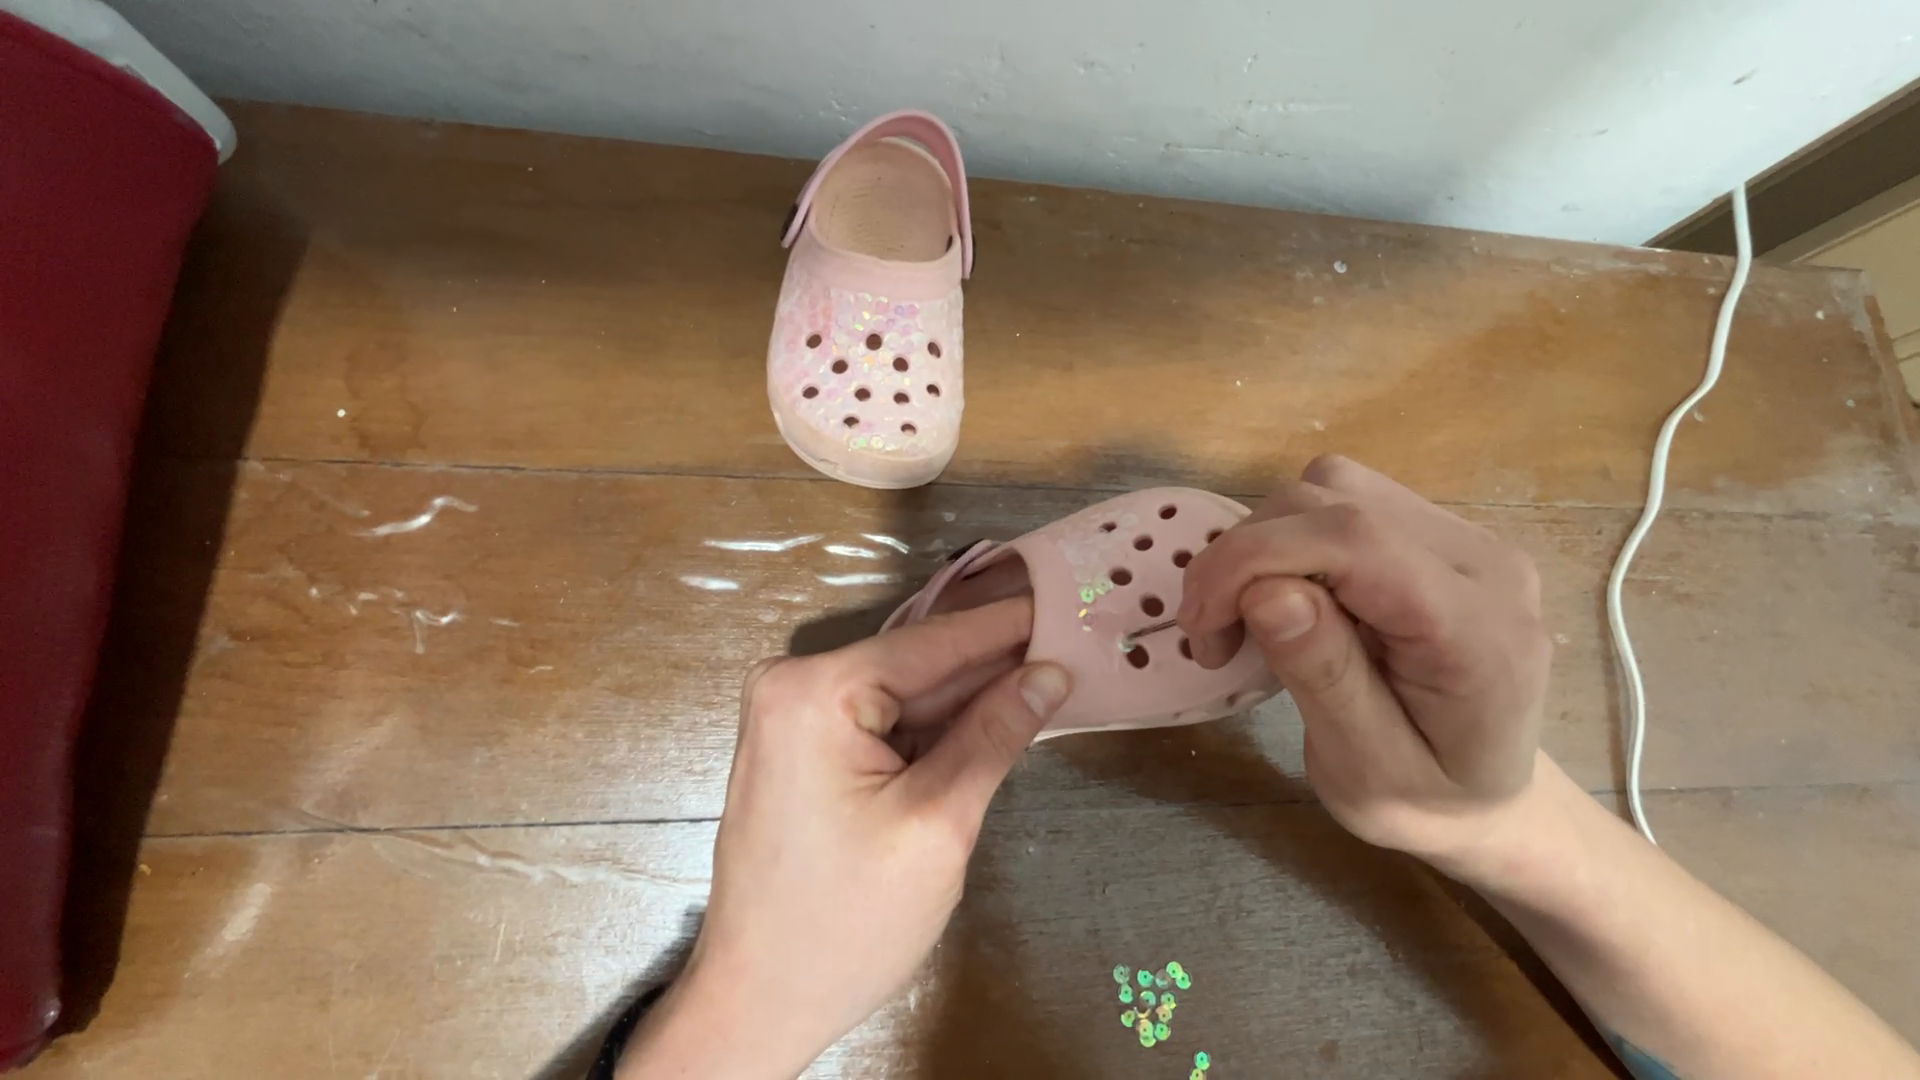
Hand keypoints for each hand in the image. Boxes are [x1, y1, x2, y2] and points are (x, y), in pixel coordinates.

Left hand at [620, 598, 1069, 1078]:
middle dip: (992, 663)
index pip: (933, 642)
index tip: (1062, 603)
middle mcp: (794, 683)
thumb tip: (1049, 673)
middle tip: (1067, 641)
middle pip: (917, 667)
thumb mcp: (938, 823)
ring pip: (904, 694)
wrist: (760, 999)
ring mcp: (793, 713)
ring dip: (969, 696)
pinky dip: (935, 725)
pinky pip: (883, 720)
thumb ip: (994, 735)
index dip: (1005, 625)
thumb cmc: (847, 922)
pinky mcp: (802, 744)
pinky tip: (990, 717)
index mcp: (816, 690)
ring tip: (1044, 675)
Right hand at [1177, 455, 1552, 870]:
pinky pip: (1336, 502)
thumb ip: (1325, 677)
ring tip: (1244, 616)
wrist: (1485, 800)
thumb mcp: (1366, 770)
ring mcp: (1460, 538)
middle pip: (1331, 501)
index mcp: (1479, 628)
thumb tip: (1266, 590)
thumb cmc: (1425, 803)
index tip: (1199, 622)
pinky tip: (1282, 596)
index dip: (1253, 557)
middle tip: (1212, 635)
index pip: (1354, 540)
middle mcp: (1481, 560)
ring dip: (1260, 544)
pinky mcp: (1430, 533)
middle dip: (1243, 556)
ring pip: (1327, 488)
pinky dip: (1284, 540)